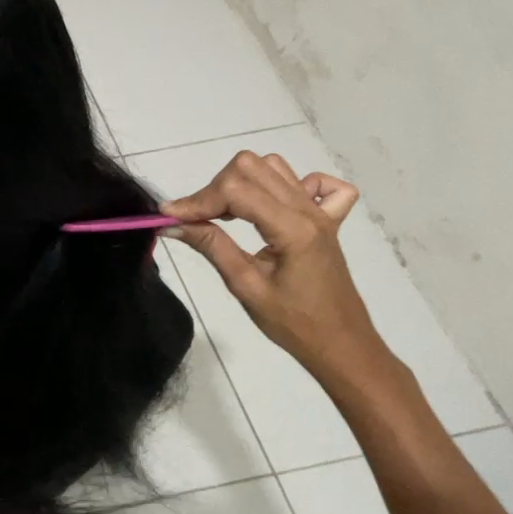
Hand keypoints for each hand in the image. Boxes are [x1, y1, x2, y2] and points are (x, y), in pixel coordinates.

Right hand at [161, 152, 387, 381]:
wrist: (342, 346)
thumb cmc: (293, 324)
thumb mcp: (245, 286)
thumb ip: (211, 246)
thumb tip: (171, 224)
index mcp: (292, 229)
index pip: (234, 189)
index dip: (197, 199)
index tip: (171, 218)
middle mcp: (308, 211)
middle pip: (251, 167)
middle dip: (216, 188)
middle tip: (200, 219)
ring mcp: (321, 213)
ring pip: (274, 167)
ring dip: (243, 181)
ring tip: (229, 214)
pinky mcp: (328, 220)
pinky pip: (316, 184)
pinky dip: (292, 184)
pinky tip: (274, 207)